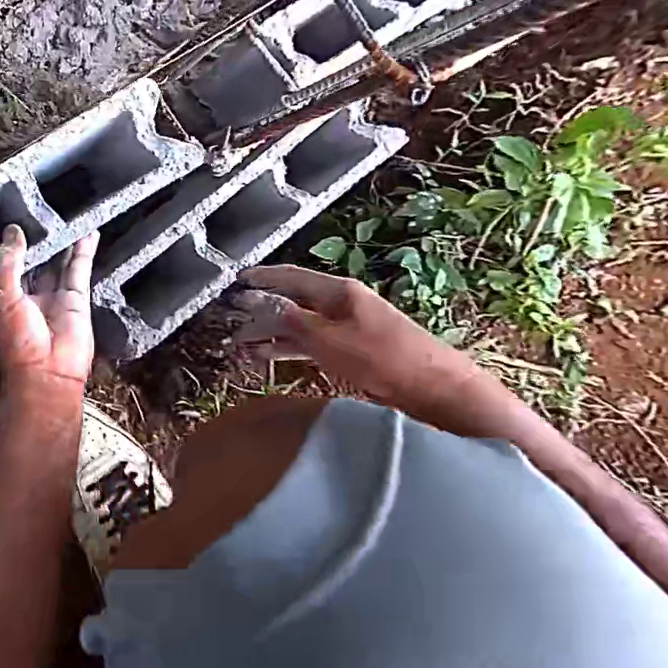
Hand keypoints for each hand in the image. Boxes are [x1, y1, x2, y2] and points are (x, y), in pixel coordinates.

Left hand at [0, 225, 97, 395]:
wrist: (48, 373)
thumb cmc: (20, 344)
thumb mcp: (5, 297)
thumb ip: (9, 264)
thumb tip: (12, 233)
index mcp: (9, 297)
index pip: (11, 265)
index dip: (15, 246)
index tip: (17, 222)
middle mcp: (32, 296)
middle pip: (38, 261)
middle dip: (42, 242)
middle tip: (44, 216)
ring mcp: (55, 297)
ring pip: (61, 262)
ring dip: (65, 242)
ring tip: (68, 219)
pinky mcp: (77, 299)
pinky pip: (80, 269)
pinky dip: (85, 251)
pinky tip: (87, 234)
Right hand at [231, 264, 493, 420]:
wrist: (437, 391)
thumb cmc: (382, 358)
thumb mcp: (327, 338)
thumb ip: (288, 318)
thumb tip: (255, 299)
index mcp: (338, 292)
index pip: (290, 275)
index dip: (261, 276)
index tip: (234, 280)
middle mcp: (341, 305)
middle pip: (291, 300)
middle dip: (260, 308)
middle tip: (231, 317)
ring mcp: (346, 328)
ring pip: (298, 324)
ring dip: (270, 332)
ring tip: (240, 341)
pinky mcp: (351, 350)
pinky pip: (310, 343)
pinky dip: (287, 347)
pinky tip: (266, 354)